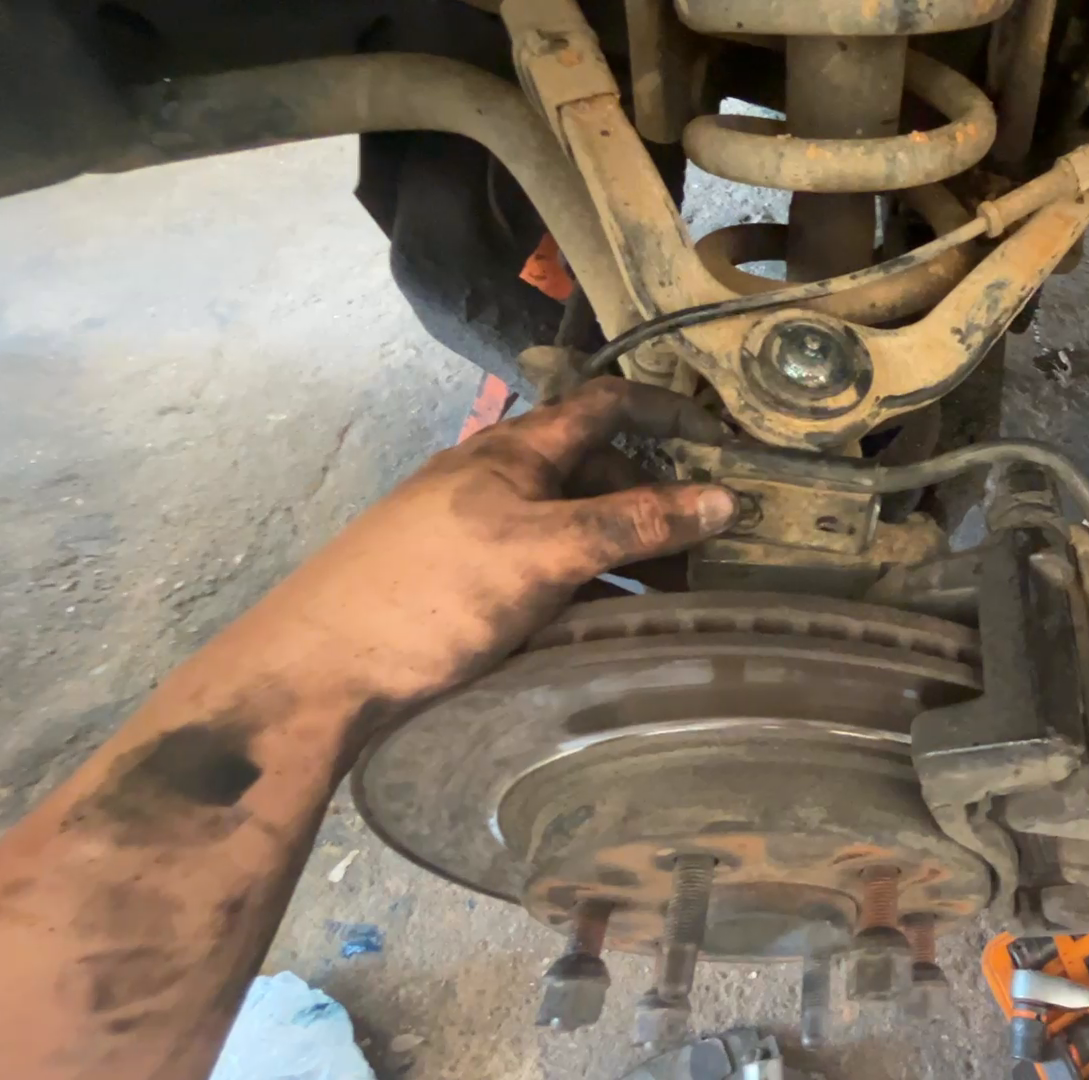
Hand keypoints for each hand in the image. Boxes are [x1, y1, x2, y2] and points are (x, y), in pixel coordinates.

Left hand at [231, 376, 735, 710]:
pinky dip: (604, 575)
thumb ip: (638, 522)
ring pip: (585, 519)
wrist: (317, 675)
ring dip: (637, 542)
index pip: (609, 403)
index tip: (725, 444)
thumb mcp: (547, 550)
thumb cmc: (435, 591)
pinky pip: (563, 559)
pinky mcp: (482, 573)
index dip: (670, 411)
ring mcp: (492, 527)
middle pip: (604, 467)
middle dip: (664, 494)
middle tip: (715, 534)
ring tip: (686, 583)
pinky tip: (628, 609)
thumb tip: (727, 498)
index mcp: (519, 450)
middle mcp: (507, 478)